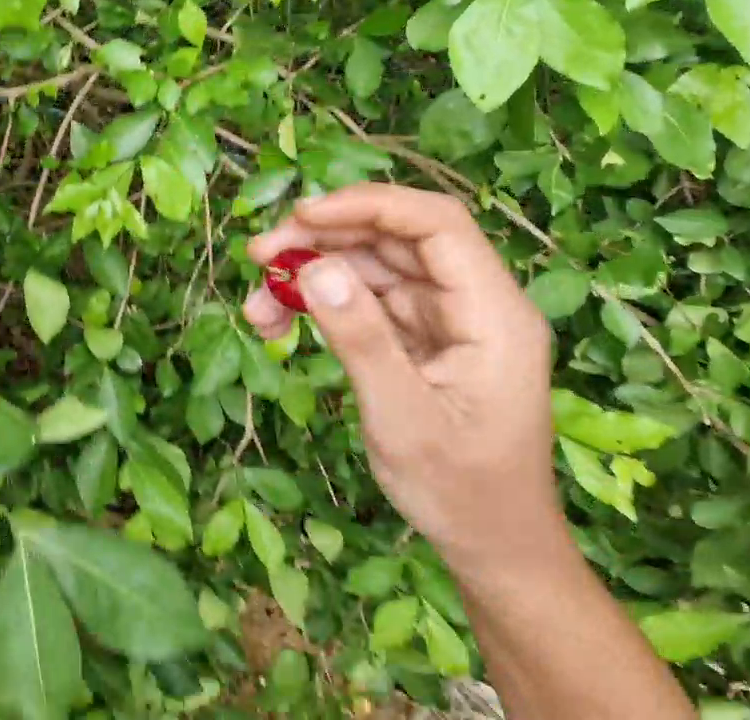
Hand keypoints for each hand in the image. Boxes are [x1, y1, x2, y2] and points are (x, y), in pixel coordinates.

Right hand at [242, 184, 565, 572]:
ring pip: (369, 266)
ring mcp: (443, 319)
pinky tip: (275, 324)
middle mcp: (472, 304)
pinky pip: (360, 299)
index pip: (436, 226)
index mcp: (493, 315)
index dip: (367, 206)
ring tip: (256, 306)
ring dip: (308, 274)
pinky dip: (315, 304)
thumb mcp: (402, 416)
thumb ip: (361, 338)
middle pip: (394, 238)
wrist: (489, 542)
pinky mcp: (417, 336)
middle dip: (322, 238)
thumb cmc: (459, 489)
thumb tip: (313, 268)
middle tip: (258, 256)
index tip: (299, 217)